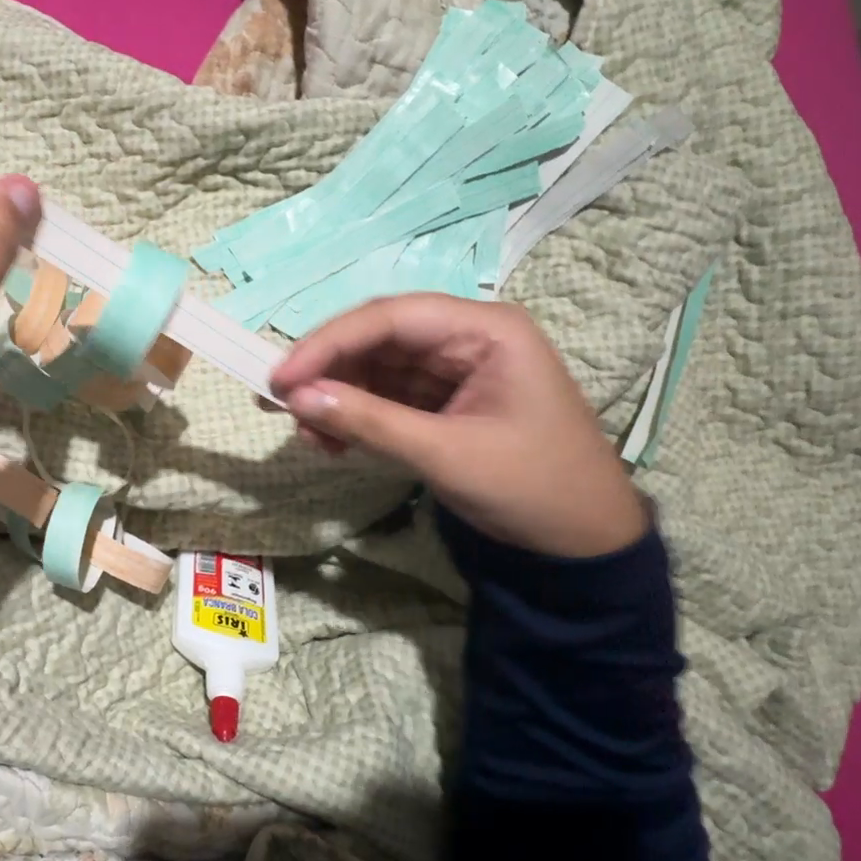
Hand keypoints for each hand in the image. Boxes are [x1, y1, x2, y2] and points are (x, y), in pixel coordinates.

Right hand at [270, 294, 646, 557]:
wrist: (583, 542)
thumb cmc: (532, 487)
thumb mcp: (445, 454)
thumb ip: (369, 421)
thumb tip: (295, 397)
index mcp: (485, 331)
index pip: (390, 318)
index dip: (328, 343)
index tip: (280, 377)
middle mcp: (465, 339)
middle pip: (376, 339)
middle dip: (326, 371)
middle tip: (277, 403)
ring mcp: (452, 370)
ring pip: (373, 368)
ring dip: (335, 397)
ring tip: (306, 434)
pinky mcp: (440, 401)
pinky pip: (383, 396)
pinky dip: (353, 416)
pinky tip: (329, 441)